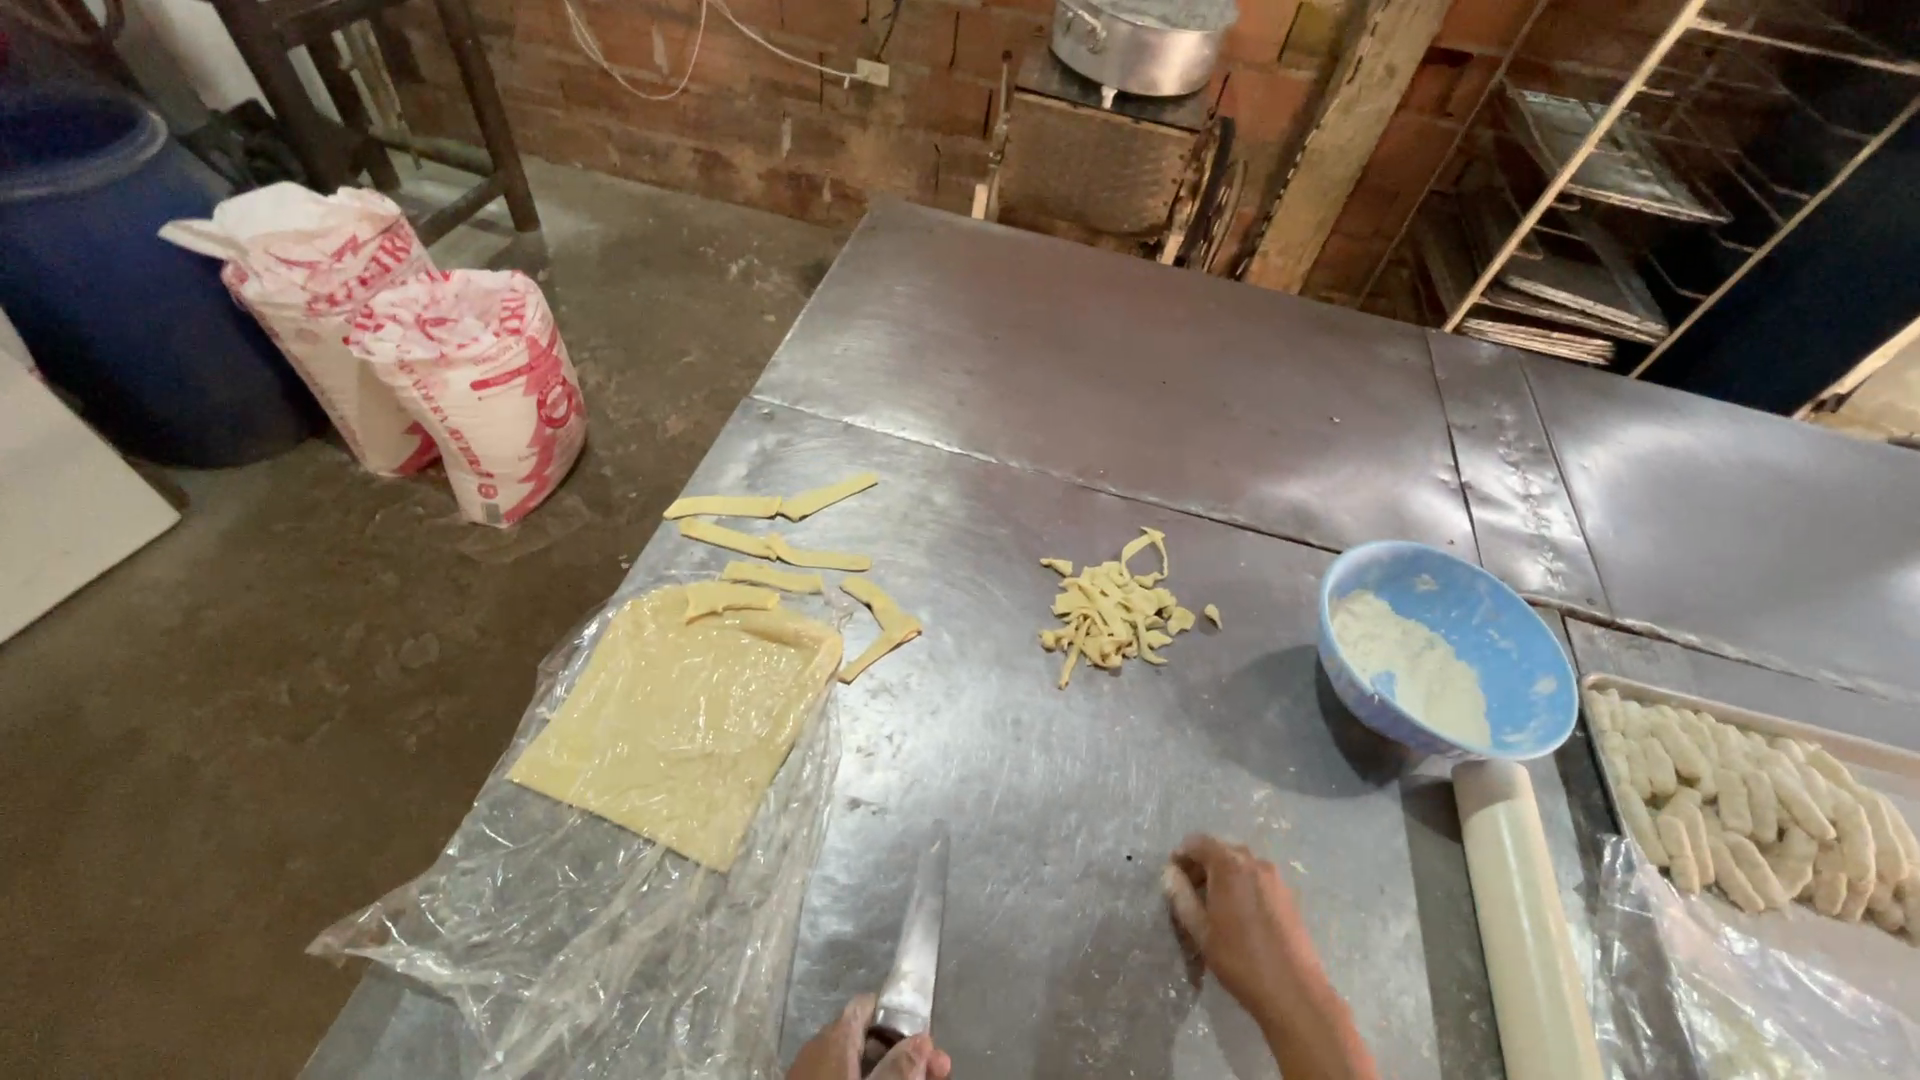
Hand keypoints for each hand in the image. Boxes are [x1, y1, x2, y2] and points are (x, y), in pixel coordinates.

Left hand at [787, 995, 952, 1079]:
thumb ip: (901, 1067)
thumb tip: (923, 1039)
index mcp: (836, 1036)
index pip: (869, 1005)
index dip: (900, 1017)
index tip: (925, 1040)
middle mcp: (822, 1047)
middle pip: (870, 1038)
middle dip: (906, 1053)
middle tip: (938, 1072)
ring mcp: (813, 1072)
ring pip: (861, 1063)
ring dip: (892, 1072)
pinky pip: (844, 1076)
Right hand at [1167, 835, 1379, 1079]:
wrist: (1293, 991)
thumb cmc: (1239, 959)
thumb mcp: (1200, 930)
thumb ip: (1181, 896)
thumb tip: (1170, 873)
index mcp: (1229, 865)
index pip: (1198, 842)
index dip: (1182, 855)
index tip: (1173, 876)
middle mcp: (1254, 862)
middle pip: (1221, 849)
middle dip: (1202, 864)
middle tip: (1189, 890)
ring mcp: (1275, 878)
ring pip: (1241, 864)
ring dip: (1223, 874)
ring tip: (1213, 904)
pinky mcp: (1288, 895)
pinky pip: (1257, 878)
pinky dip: (1242, 884)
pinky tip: (1239, 913)